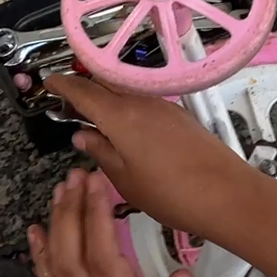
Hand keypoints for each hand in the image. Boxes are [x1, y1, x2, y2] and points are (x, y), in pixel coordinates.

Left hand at [28, 168, 214, 276]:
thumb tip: (182, 276)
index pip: (104, 259)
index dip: (96, 216)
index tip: (96, 183)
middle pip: (73, 256)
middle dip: (72, 210)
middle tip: (76, 174)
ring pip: (58, 268)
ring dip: (56, 224)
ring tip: (60, 190)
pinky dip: (41, 257)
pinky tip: (36, 234)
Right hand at [45, 74, 263, 241]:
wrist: (228, 195)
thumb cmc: (171, 193)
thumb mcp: (124, 179)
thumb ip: (100, 152)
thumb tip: (82, 135)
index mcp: (119, 115)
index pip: (82, 90)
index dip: (61, 84)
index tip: (47, 82)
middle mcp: (139, 101)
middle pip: (102, 84)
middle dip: (82, 88)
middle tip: (66, 102)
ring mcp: (161, 105)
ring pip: (123, 92)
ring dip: (105, 99)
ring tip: (93, 119)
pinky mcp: (178, 115)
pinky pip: (141, 102)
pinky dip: (125, 108)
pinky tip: (125, 130)